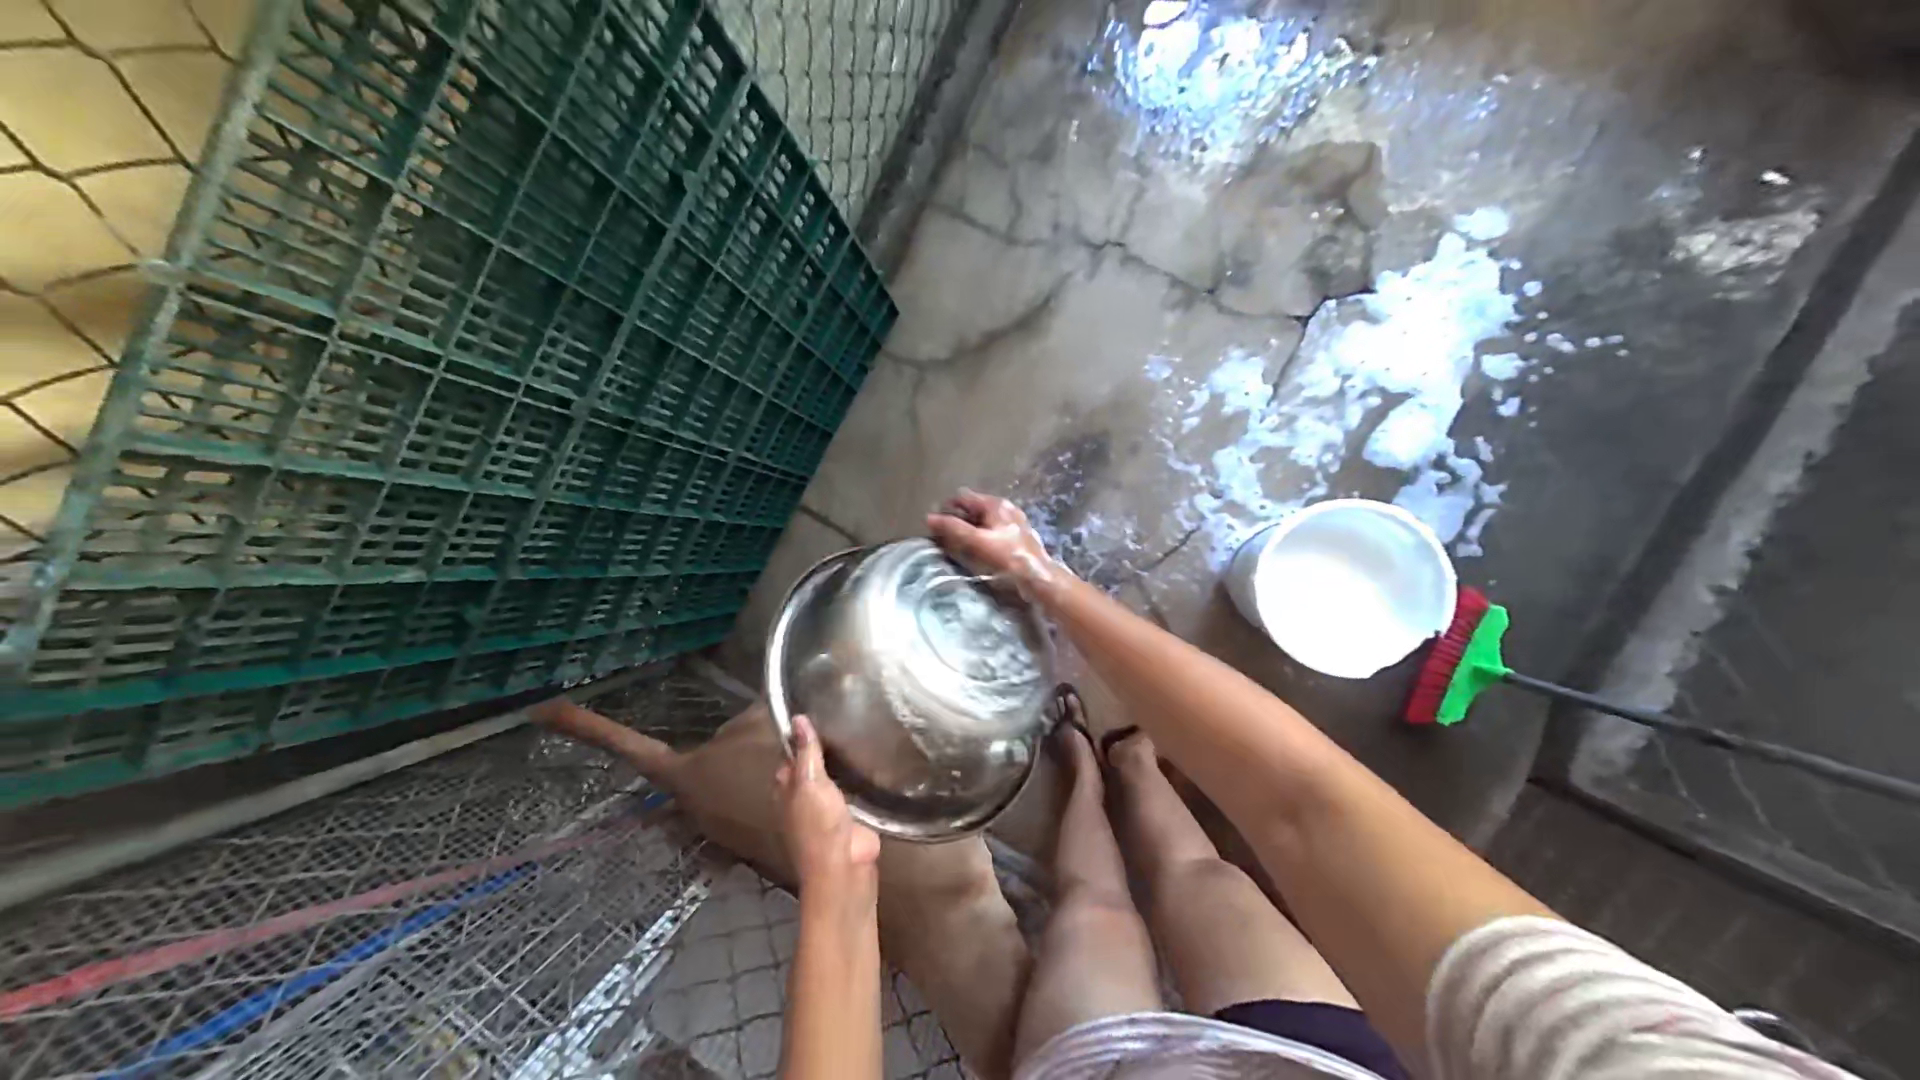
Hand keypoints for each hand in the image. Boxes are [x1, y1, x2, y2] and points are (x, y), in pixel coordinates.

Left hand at [778, 715, 880, 895]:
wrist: (844, 867)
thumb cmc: (820, 824)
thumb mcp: (810, 782)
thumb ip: (807, 752)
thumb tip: (798, 719)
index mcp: (786, 789)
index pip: (789, 754)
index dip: (799, 734)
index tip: (816, 708)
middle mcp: (802, 797)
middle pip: (810, 765)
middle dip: (822, 746)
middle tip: (843, 715)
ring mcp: (825, 808)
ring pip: (830, 777)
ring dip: (840, 761)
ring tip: (857, 731)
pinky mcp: (847, 816)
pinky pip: (850, 790)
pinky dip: (856, 777)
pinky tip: (868, 762)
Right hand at [925, 488, 1069, 600]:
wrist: (1036, 576)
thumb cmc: (1007, 556)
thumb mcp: (976, 541)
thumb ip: (952, 528)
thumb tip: (929, 517)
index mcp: (996, 504)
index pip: (963, 497)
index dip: (947, 507)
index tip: (933, 523)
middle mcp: (1005, 508)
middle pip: (973, 508)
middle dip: (957, 519)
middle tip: (941, 535)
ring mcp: (1012, 523)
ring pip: (983, 520)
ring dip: (968, 529)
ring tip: (954, 544)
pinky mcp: (1016, 537)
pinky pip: (991, 531)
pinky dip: (980, 536)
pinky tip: (974, 550)